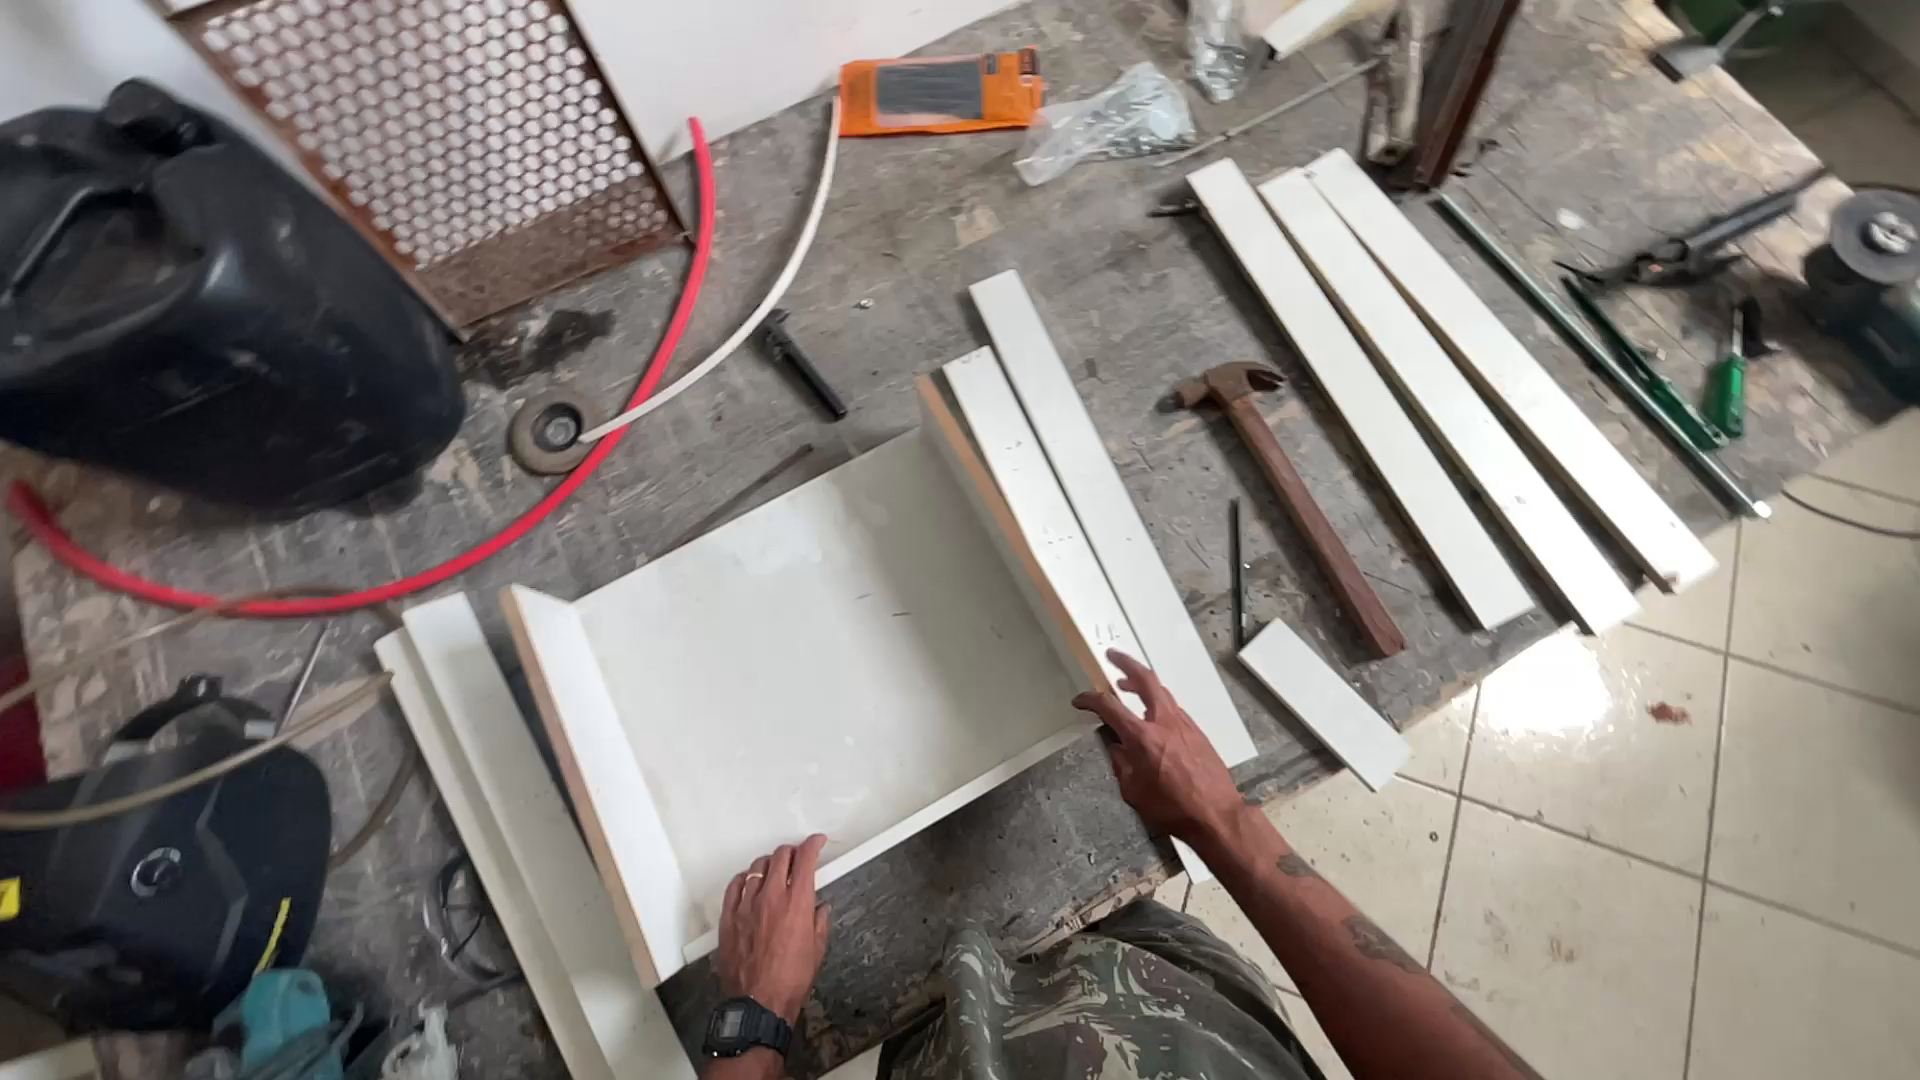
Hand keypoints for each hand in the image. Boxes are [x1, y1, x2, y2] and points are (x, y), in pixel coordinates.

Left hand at [717, 834, 830, 1024]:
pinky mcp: (729, 918)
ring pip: (757, 867)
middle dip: (792, 851)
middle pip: (780, 856)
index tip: (817, 842)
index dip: (813, 844)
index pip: (805, 859)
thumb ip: (820, 922)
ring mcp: (747, 906)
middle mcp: (771, 897)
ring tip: (774, 869)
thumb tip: (820, 909)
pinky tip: (749, 881)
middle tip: (797, 857)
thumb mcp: (817, 950)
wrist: (758, 1005)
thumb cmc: (790, 981)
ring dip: (769, 863)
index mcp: (797, 902)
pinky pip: (735, 886)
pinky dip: (745, 878)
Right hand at [1073, 649, 1245, 842]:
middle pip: (1144, 679)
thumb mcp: (1133, 790)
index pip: (1109, 706)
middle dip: (1126, 663)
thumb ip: (1120, 763)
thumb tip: (1116, 746)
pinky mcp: (1196, 731)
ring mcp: (1183, 723)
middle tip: (1112, 656)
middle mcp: (1163, 722)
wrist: (1215, 814)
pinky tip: (1152, 715)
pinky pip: (1173, 707)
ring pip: (1161, 691)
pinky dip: (1157, 702)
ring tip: (1128, 685)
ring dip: (1142, 683)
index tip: (1079, 700)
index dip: (1089, 699)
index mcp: (1142, 736)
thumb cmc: (1172, 808)